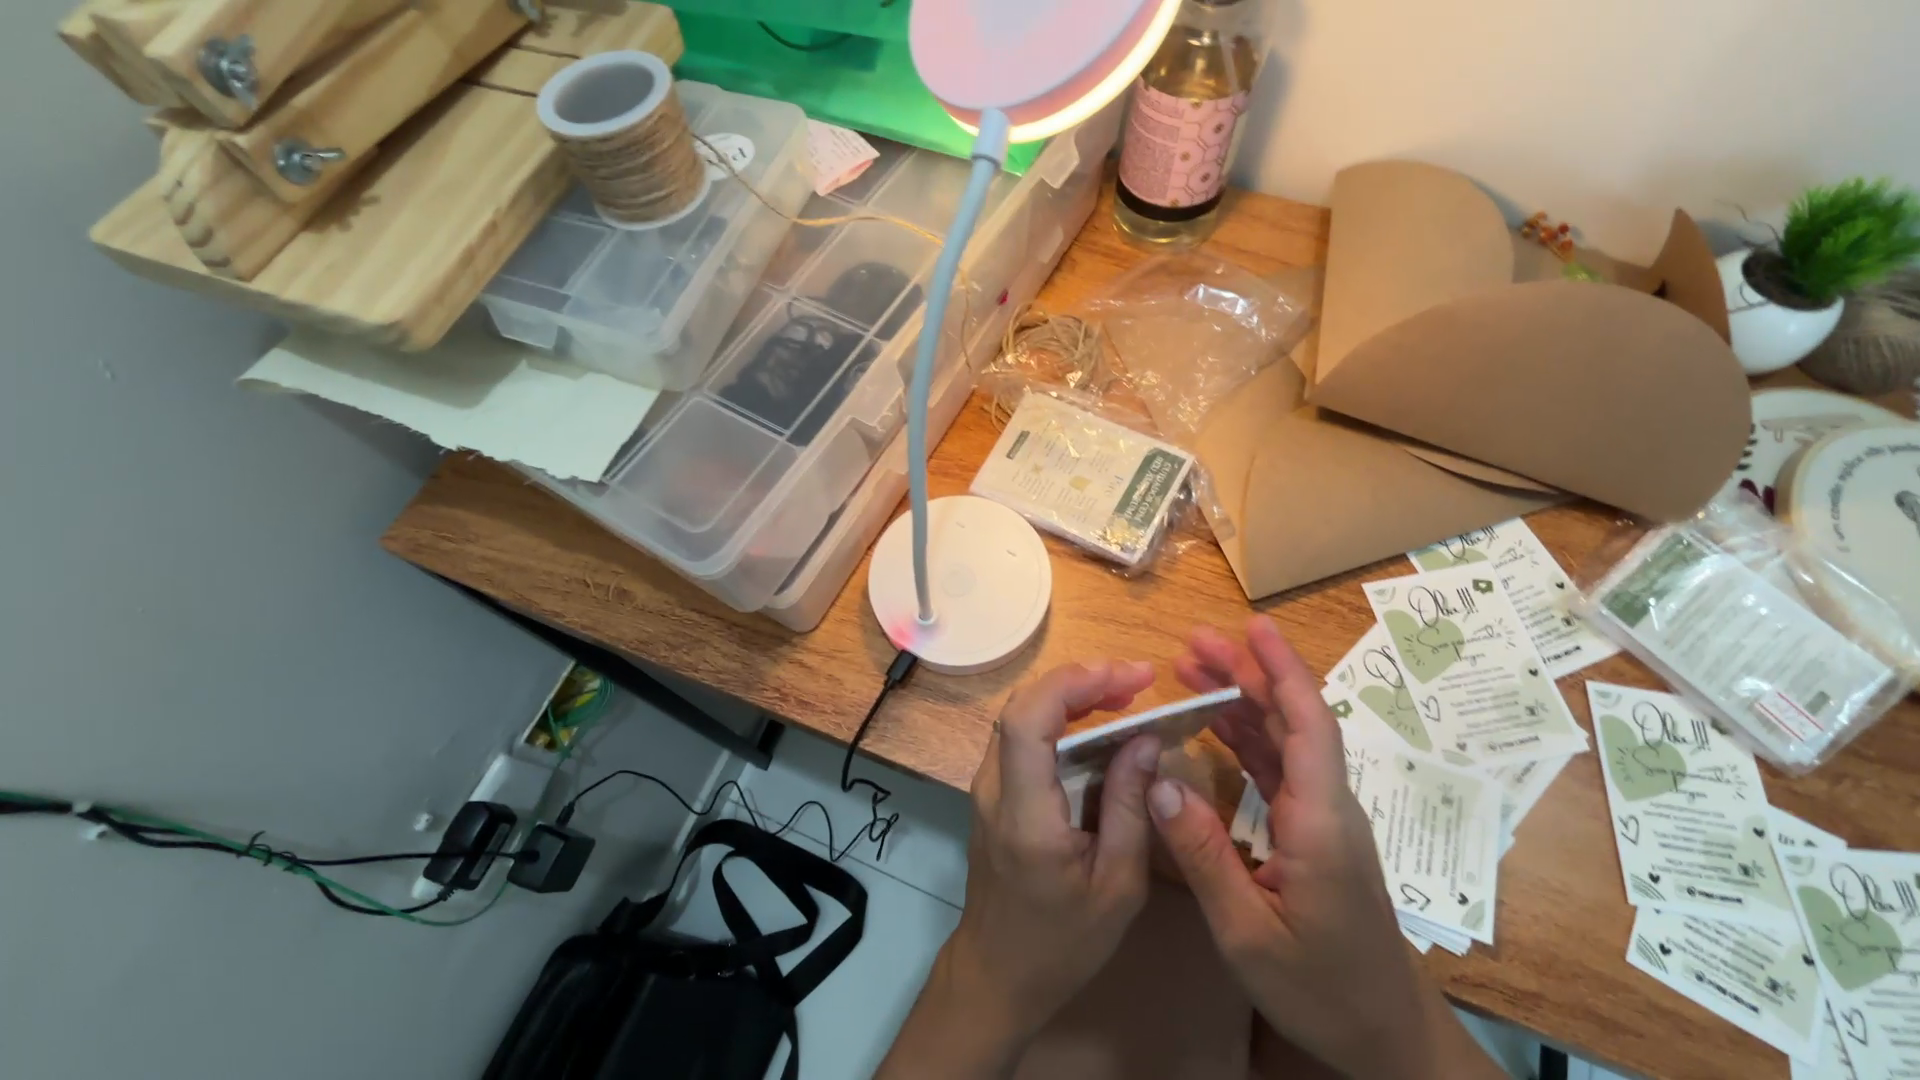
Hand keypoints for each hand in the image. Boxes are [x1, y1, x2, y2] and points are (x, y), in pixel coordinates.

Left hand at [877, 660, 1159, 1078]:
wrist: (998, 972)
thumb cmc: (1064, 941)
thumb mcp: (1118, 885)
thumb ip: (1130, 807)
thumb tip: (1146, 740)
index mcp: (1024, 814)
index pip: (1028, 721)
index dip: (1074, 685)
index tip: (1129, 677)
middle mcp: (993, 789)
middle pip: (1022, 708)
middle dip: (1081, 682)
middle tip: (1138, 682)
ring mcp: (986, 789)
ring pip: (1020, 717)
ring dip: (1070, 696)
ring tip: (1126, 696)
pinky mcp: (992, 793)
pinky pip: (1021, 739)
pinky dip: (1059, 720)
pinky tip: (1099, 728)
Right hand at [1150, 617, 1501, 1079]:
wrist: (1384, 1033)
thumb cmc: (1320, 989)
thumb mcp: (1247, 932)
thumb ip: (1204, 856)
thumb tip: (1157, 783)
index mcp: (1319, 822)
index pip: (1307, 725)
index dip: (1282, 671)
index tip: (1253, 627)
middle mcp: (1327, 808)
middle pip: (1292, 720)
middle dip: (1247, 673)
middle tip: (1191, 643)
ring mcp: (1322, 820)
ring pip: (1284, 740)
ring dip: (1242, 700)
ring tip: (1191, 670)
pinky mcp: (1312, 835)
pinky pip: (1278, 770)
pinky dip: (1244, 739)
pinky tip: (1213, 726)